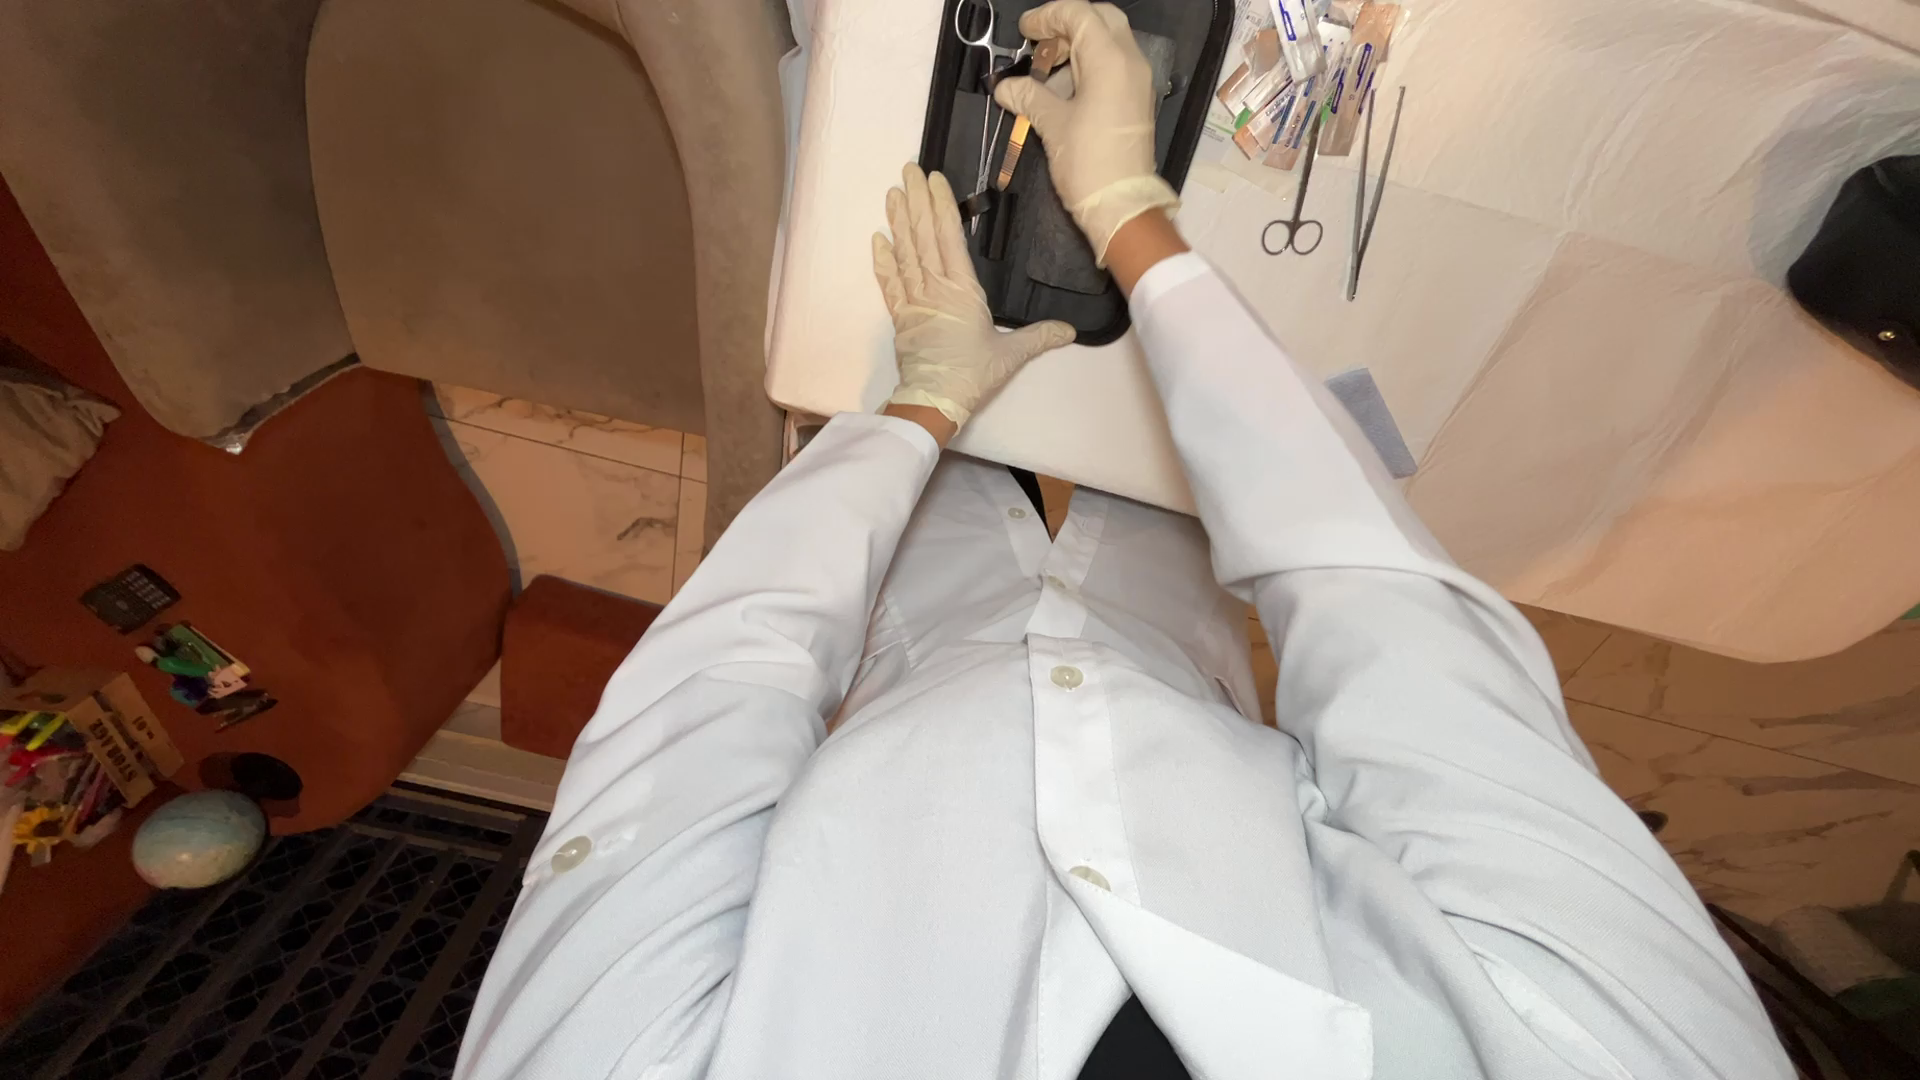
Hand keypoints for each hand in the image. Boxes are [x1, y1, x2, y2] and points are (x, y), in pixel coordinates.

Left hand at [874, 163, 1075, 428]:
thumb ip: (1039, 337)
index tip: (933, 179)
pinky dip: (883, 260)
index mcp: (962, 290)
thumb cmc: (972, 374)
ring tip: (893, 192)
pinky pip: (889, 283)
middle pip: (923, 236)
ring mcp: (914, 301)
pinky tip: (877, 238)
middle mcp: (935, 287)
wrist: (934, 400)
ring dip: (898, 221)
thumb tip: (1069, 330)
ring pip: (904, 253)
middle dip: (916, 201)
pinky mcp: (900, 318)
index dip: (941, 205)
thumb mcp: (1011, 355)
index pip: (949, 237)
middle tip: (908, 169)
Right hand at [993, 0, 1177, 264]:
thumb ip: (1029, 97)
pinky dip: (1091, 67)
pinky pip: (1116, 67)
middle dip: (1067, 26)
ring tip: (1049, 72)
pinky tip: (1068, 90)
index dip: (1047, 17)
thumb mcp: (1052, 126)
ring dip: (1078, 48)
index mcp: (1109, 58)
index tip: (1024, 31)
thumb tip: (1004, 87)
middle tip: (1040, 46)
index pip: (1078, 14)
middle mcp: (1130, 60)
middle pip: (1100, 20)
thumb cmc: (1086, 163)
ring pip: (1109, 43)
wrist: (1121, 206)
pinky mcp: (1138, 102)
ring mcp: (1138, 81)